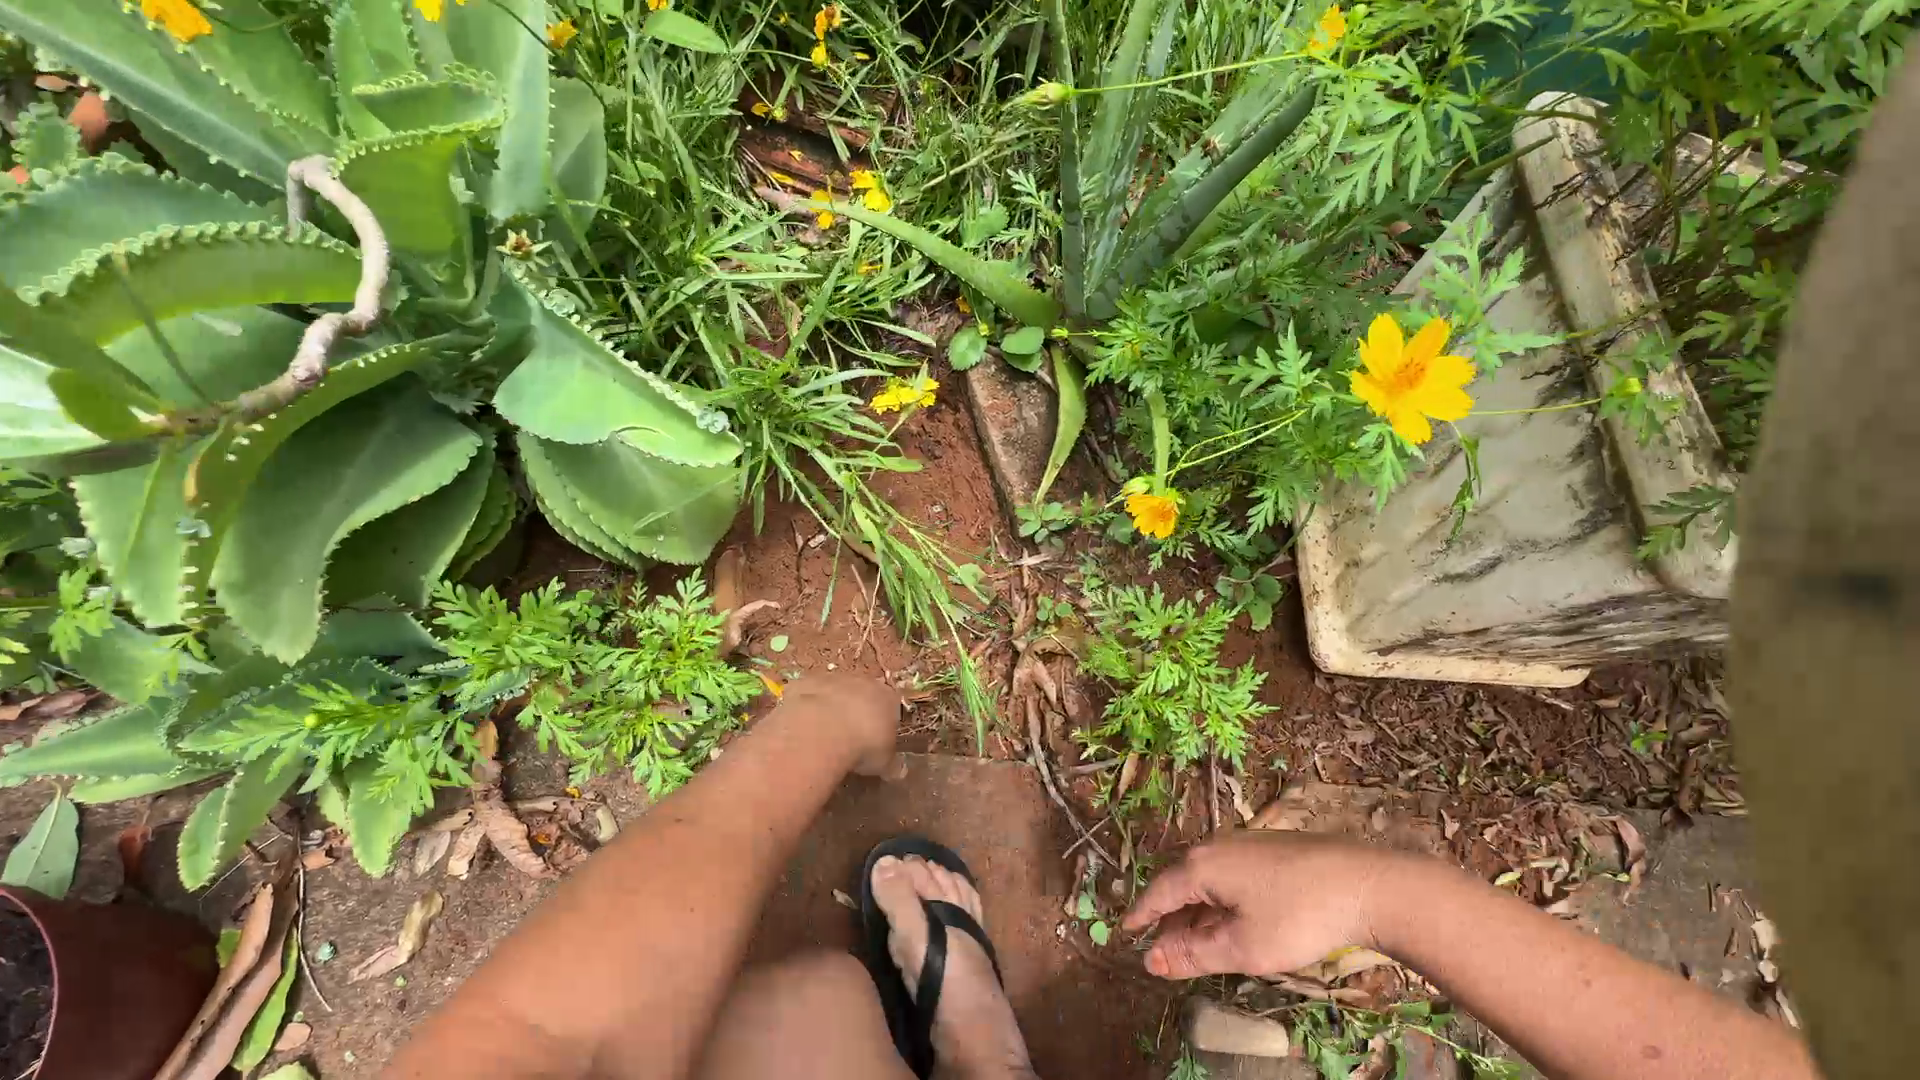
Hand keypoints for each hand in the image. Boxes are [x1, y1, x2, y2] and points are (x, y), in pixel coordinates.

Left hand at [774, 674, 902, 776]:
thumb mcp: (883, 763)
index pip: (890, 706)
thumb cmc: (863, 746)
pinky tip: (801, 727)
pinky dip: (806, 707)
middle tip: (848, 737)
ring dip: (829, 708)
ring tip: (822, 735)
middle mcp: (863, 682)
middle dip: (855, 712)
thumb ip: (891, 764)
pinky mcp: (805, 681)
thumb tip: (899, 772)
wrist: (822, 731)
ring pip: (833, 691)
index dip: (882, 723)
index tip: (874, 741)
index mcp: (887, 698)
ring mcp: (832, 679)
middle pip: (861, 694)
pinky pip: (807, 693)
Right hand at [1122, 830, 1414, 978]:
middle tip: (1162, 949)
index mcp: (1201, 865)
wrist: (1366, 884)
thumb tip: (1151, 961)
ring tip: (1195, 943)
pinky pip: (1230, 875)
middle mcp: (1216, 846)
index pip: (1158, 892)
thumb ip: (1194, 955)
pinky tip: (1232, 922)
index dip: (1142, 915)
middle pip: (1181, 884)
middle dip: (1170, 918)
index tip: (1127, 933)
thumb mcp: (1243, 947)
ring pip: (1208, 881)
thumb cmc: (1298, 917)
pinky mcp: (1271, 848)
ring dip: (1197, 912)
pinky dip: (1220, 902)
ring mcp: (1245, 843)